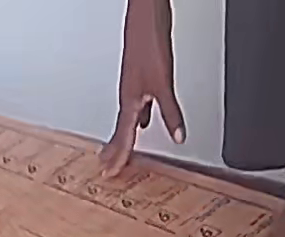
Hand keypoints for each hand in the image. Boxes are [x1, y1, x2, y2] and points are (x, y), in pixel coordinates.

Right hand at [99, 0, 184, 177]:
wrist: (146, 11)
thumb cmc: (149, 40)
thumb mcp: (164, 83)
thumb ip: (171, 112)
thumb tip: (178, 136)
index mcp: (130, 102)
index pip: (124, 138)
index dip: (118, 158)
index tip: (111, 173)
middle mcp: (128, 96)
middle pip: (120, 131)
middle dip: (114, 151)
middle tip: (106, 167)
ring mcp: (132, 86)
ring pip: (127, 120)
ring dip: (124, 137)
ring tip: (121, 149)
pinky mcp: (139, 76)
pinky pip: (136, 106)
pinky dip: (137, 119)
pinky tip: (145, 120)